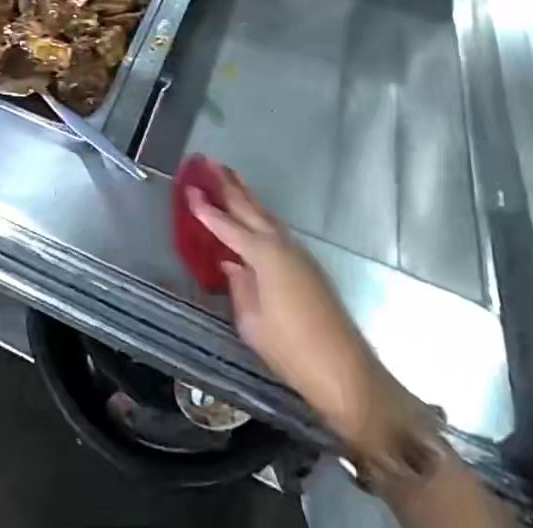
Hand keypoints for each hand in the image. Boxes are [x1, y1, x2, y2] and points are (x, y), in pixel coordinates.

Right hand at [186, 169, 423, 458]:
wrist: (343, 370)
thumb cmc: (291, 349)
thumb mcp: (252, 321)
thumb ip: (239, 287)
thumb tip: (232, 265)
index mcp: (264, 256)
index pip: (228, 226)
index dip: (206, 209)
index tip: (188, 188)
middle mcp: (282, 245)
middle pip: (251, 209)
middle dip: (229, 186)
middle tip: (210, 163)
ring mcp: (298, 253)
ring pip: (267, 216)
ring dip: (247, 196)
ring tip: (230, 177)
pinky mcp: (307, 265)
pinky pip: (277, 230)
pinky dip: (260, 217)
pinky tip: (253, 218)